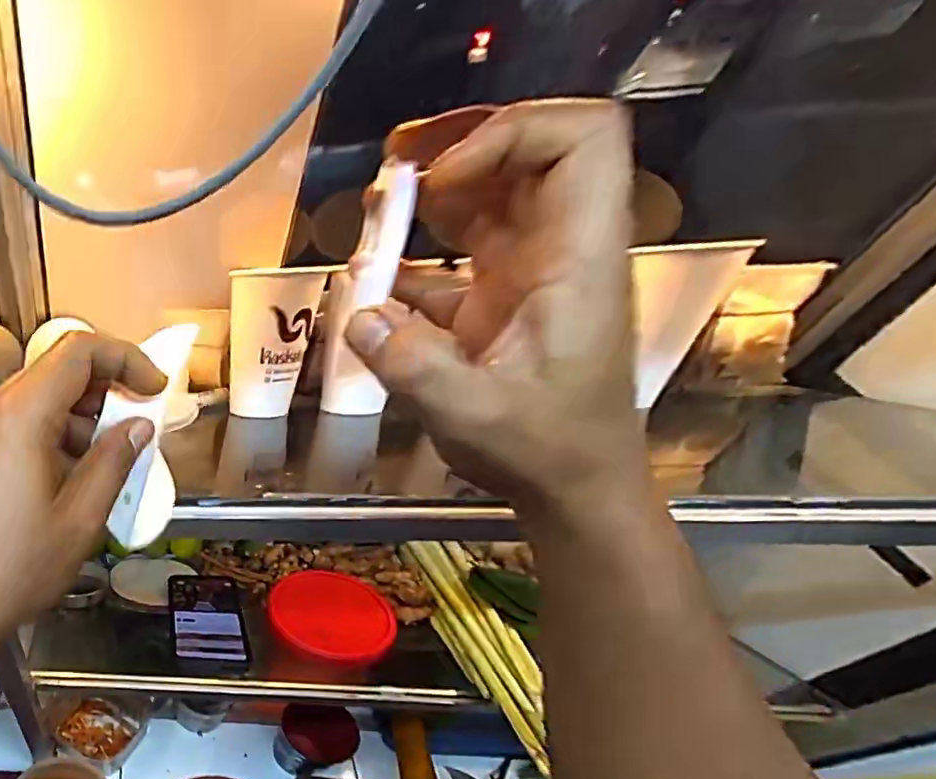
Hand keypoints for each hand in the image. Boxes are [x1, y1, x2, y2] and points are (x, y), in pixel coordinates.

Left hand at [0, 332, 162, 675]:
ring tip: (112, 466)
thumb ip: (114, 464)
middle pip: (57, 373)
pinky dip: (57, 440)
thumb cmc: (10, 571)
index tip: (155, 389)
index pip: (78, 352)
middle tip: (139, 430)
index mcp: (19, 417)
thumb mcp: (79, 521)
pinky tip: (76, 481)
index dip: (126, 359)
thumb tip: (138, 428)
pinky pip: (21, 429)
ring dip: (83, 421)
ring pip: (40, 402)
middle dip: (107, 392)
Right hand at [347, 99, 647, 516]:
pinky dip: (414, 265)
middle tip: (391, 175)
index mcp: (576, 259)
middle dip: (457, 156)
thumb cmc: (543, 449)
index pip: (579, 141)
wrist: (573, 486)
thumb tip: (356, 318)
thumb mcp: (470, 413)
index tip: (440, 182)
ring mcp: (529, 280)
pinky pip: (457, 265)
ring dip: (431, 203)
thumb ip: (410, 365)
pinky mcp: (500, 309)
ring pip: (490, 206)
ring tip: (373, 216)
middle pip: (528, 158)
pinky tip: (372, 286)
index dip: (508, 135)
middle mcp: (558, 254)